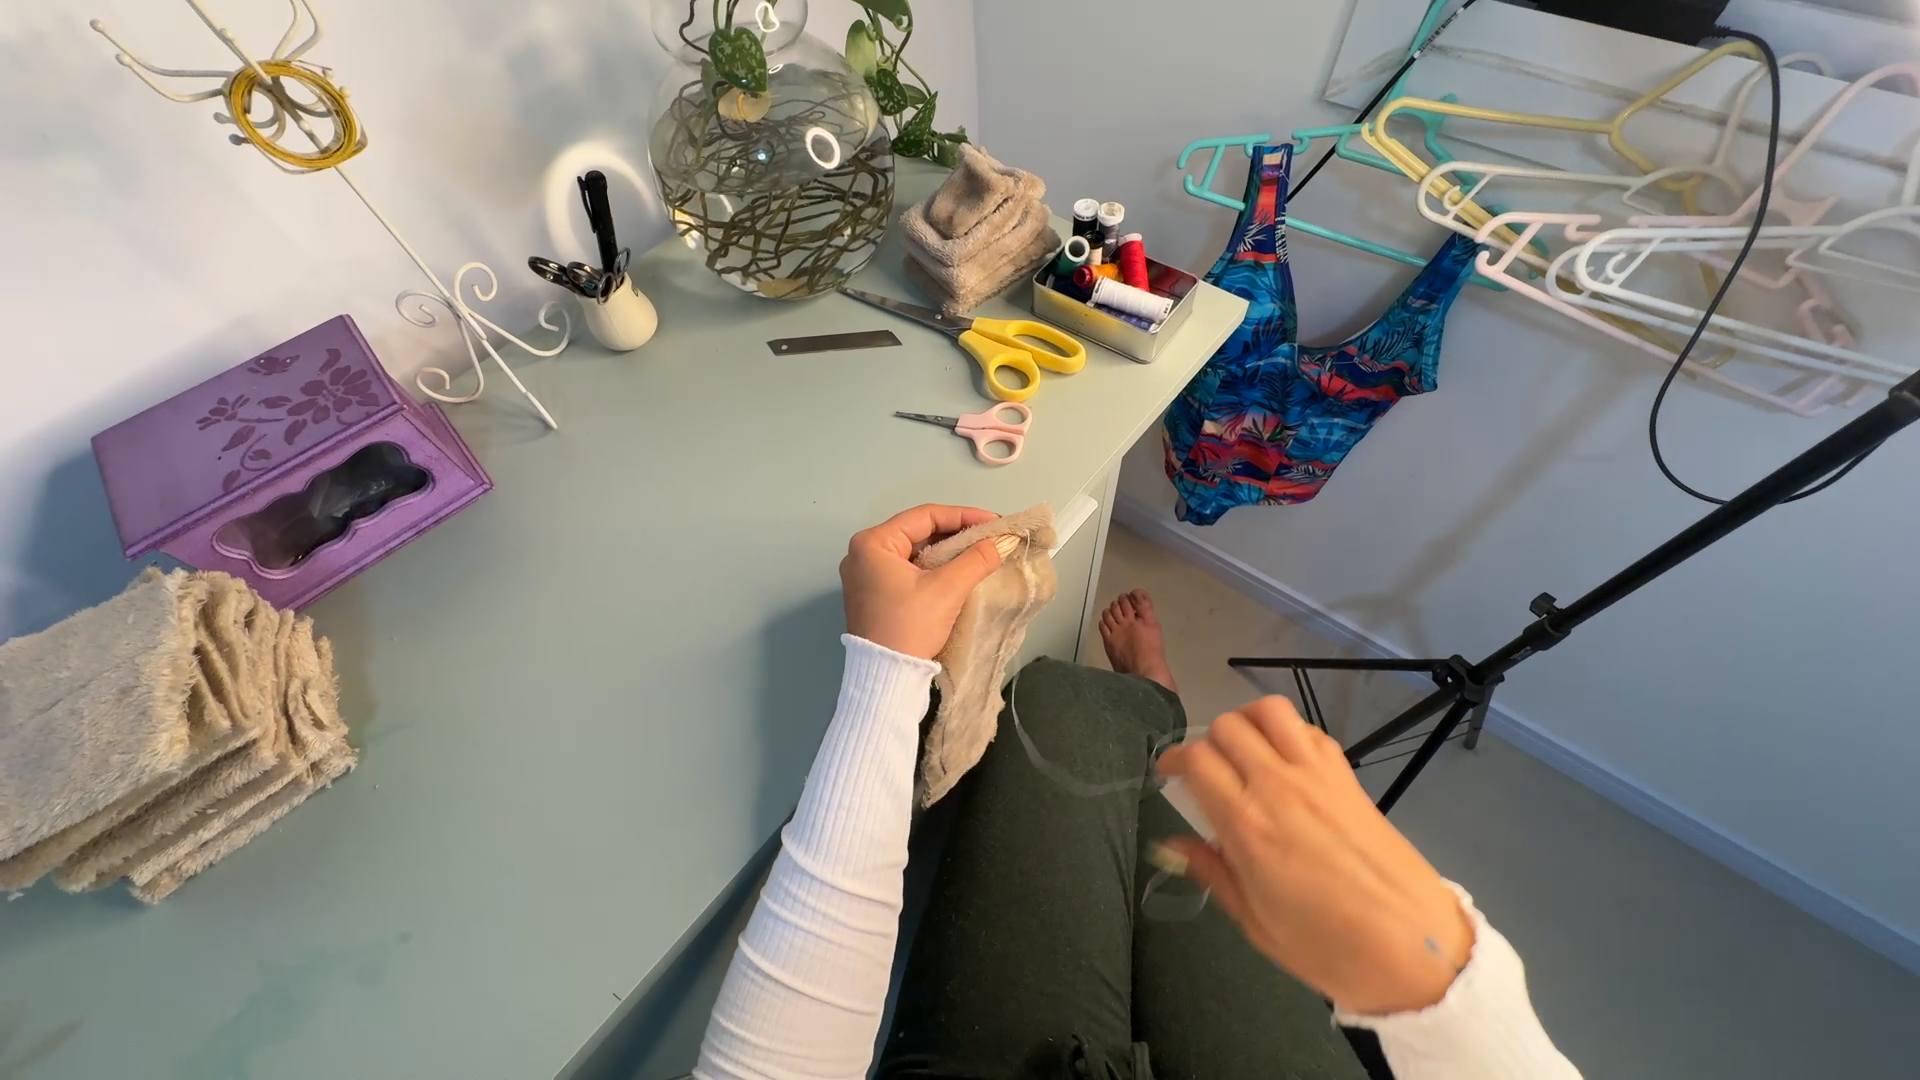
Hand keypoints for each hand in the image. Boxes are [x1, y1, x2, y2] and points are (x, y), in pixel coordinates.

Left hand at [840, 504, 1003, 659]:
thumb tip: (1004, 540)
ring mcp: (865, 576)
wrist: (886, 678)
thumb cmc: (910, 627)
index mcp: (872, 543)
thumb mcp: (947, 589)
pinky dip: (933, 568)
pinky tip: (957, 570)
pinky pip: (907, 570)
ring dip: (946, 551)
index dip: (964, 516)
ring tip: (979, 551)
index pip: (925, 516)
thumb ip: (977, 559)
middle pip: (918, 532)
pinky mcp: (873, 595)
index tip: (994, 522)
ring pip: (914, 552)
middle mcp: (862, 554)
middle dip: (956, 534)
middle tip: (989, 537)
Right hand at [1155, 697, 1475, 1015]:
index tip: (1169, 774)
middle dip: (1206, 741)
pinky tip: (1285, 762)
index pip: (1196, 758)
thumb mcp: (1255, 922)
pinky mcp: (1348, 778)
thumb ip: (1210, 871)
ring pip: (1269, 711)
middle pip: (1228, 726)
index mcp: (1247, 824)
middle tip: (1206, 770)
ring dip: (1247, 722)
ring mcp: (1317, 777)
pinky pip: (1310, 731)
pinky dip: (1288, 733)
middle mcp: (1278, 786)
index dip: (1173, 758)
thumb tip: (1169, 844)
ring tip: (1244, 750)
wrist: (1420, 954)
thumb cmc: (1328, 949)